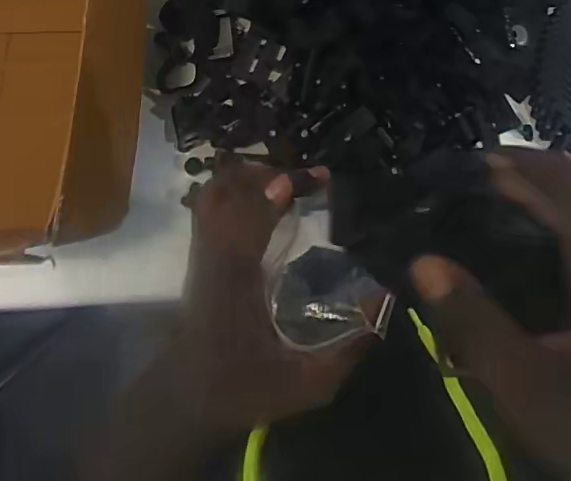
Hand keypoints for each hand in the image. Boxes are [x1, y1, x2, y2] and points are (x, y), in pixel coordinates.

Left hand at [84, 160, 370, 480]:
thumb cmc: (246, 388)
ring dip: (249, 176)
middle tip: (307, 178)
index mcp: (237, 280)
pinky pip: (208, 203)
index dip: (282, 187)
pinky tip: (262, 194)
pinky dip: (233, 186)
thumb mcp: (306, 383)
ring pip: (214, 191)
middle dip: (268, 172)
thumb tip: (383, 301)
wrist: (187, 398)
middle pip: (229, 190)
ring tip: (286, 180)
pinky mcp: (197, 251)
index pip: (253, 215)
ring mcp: (200, 250)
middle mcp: (213, 255)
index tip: (318, 177)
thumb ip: (346, 348)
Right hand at [409, 150, 570, 480]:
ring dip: (534, 183)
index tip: (482, 163)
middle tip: (472, 164)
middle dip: (529, 171)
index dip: (532, 180)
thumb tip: (423, 262)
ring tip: (482, 177)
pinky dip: (538, 203)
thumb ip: (475, 325)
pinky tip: (503, 212)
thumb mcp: (524, 387)